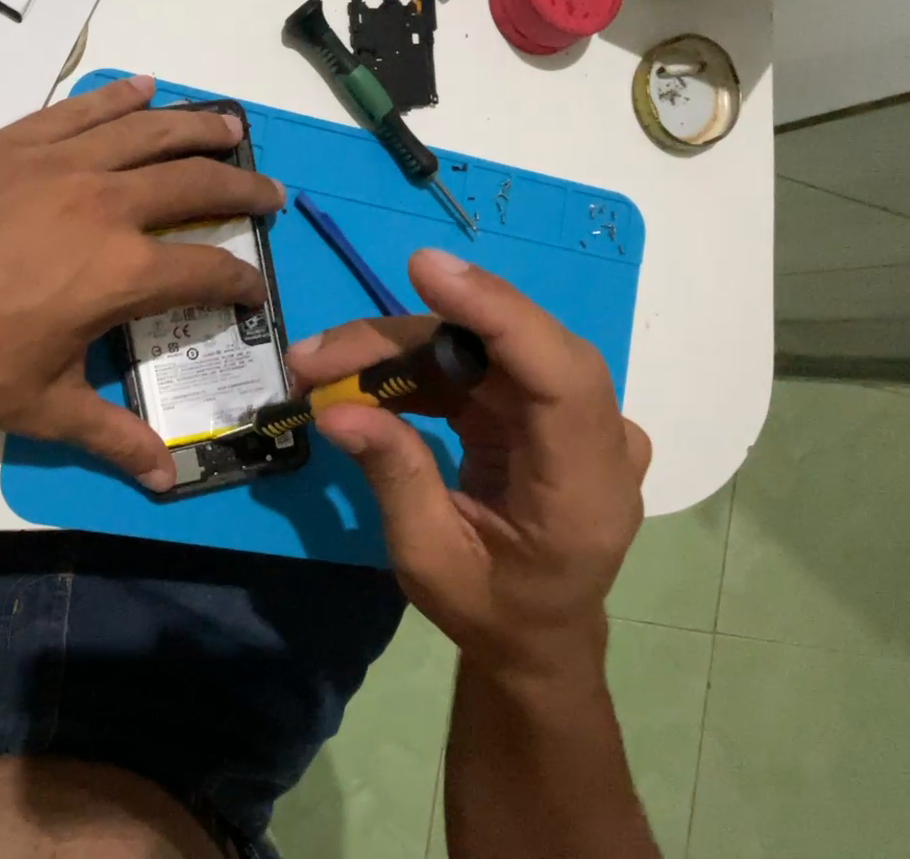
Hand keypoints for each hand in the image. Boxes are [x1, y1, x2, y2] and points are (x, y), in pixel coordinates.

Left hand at [0, 75, 283, 490]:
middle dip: (242, 189)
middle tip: (270, 193)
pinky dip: (119, 98)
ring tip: (229, 129)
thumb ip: (114, 438)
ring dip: (196, 128)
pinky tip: (144, 89)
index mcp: (121, 271)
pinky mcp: (12, 144)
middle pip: (194, 184)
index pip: (207, 270)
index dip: (240, 282)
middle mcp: (104, 204)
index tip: (253, 289)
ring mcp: (57, 165)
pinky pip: (80, 111)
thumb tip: (162, 479)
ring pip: (146, 132)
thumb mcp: (45, 409)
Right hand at [287, 249, 650, 679]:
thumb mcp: (429, 558)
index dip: (497, 313)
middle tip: (316, 355)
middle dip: (403, 341)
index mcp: (586, 487)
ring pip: (478, 354)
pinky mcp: (531, 412)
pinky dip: (409, 370)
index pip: (561, 375)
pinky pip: (470, 371)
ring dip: (393, 354)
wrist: (535, 637)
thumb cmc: (491, 609)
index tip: (426, 271)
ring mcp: (565, 419)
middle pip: (503, 353)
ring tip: (319, 367)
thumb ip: (394, 477)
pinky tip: (357, 378)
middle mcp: (593, 437)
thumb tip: (333, 409)